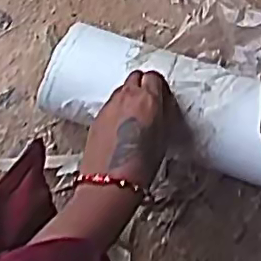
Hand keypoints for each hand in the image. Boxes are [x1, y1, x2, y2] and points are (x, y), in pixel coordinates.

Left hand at [82, 69, 171, 187]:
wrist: (111, 183)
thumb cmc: (141, 165)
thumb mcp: (164, 136)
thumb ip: (162, 113)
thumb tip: (161, 106)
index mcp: (148, 98)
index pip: (154, 77)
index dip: (158, 86)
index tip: (161, 96)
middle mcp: (127, 96)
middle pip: (136, 77)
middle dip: (142, 85)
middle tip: (148, 102)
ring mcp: (110, 105)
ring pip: (122, 90)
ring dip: (129, 97)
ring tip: (134, 117)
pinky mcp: (97, 116)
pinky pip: (111, 105)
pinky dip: (117, 110)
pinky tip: (120, 128)